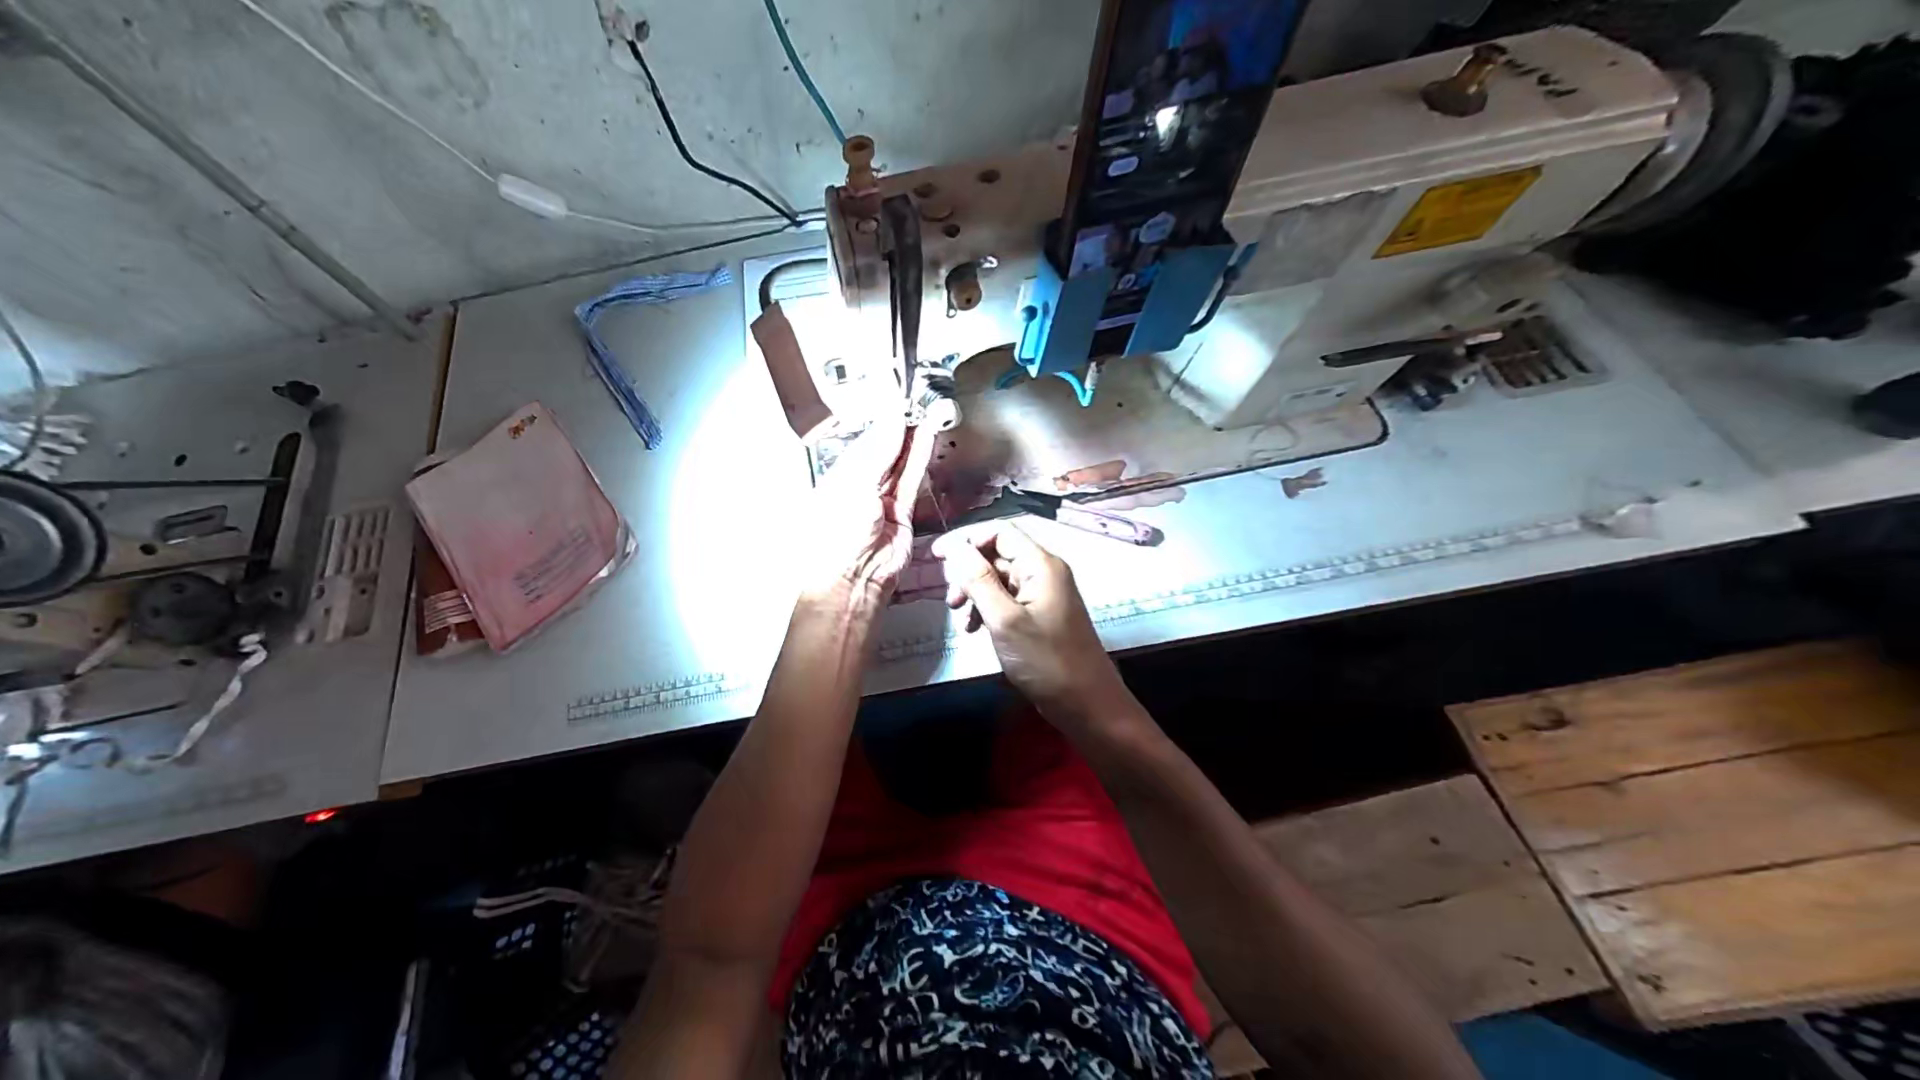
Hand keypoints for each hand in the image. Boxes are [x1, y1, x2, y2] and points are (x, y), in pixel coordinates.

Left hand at [801, 411, 935, 606]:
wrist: (852, 579)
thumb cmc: (836, 540)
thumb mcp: (853, 485)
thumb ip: (876, 453)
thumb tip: (889, 423)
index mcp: (836, 480)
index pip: (862, 444)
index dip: (881, 424)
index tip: (896, 403)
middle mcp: (858, 490)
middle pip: (883, 452)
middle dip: (899, 429)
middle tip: (916, 404)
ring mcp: (880, 503)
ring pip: (900, 464)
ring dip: (914, 441)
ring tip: (927, 415)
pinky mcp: (901, 517)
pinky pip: (911, 481)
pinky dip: (920, 459)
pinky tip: (926, 439)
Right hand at [932, 522, 1130, 724]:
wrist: (1085, 704)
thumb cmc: (1046, 661)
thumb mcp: (1004, 620)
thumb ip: (978, 580)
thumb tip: (955, 547)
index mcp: (1041, 565)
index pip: (999, 532)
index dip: (966, 539)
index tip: (937, 557)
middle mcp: (1044, 573)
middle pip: (998, 554)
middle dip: (968, 571)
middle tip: (950, 598)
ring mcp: (1044, 595)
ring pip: (1000, 578)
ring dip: (975, 592)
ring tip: (958, 615)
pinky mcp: (1041, 616)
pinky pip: (1008, 600)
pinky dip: (988, 609)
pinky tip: (974, 628)